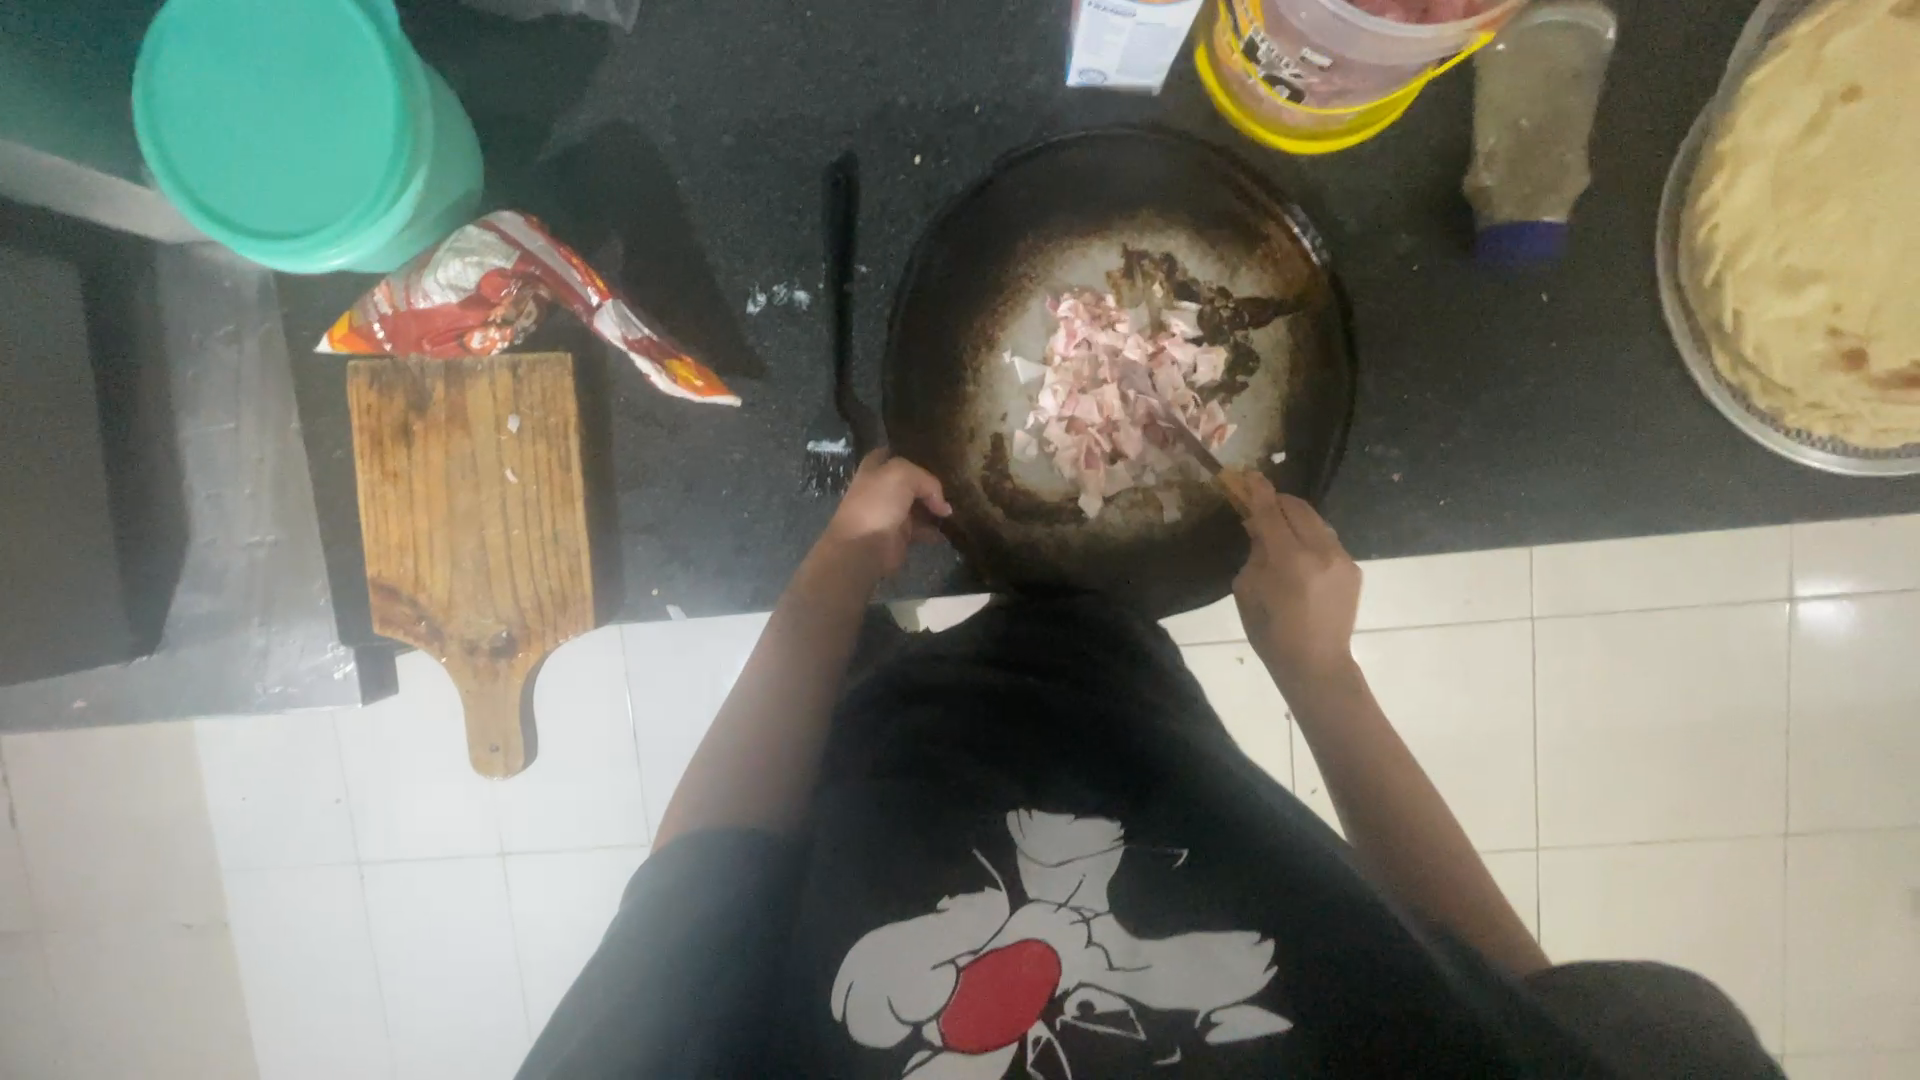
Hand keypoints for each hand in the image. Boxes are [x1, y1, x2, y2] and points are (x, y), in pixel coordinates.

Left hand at [816, 449, 952, 579]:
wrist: (864, 547)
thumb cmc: (878, 503)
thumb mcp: (903, 475)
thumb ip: (926, 480)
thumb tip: (942, 505)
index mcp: (874, 469)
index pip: (892, 454)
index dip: (910, 454)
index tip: (934, 456)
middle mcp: (881, 489)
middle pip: (910, 481)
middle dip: (930, 483)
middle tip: (954, 483)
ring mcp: (890, 513)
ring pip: (918, 506)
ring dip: (936, 507)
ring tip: (956, 507)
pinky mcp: (900, 535)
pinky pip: (923, 529)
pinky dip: (936, 530)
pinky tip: (951, 528)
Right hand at [1231, 471, 1361, 689]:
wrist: (1315, 662)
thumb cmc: (1270, 631)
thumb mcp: (1248, 589)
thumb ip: (1255, 552)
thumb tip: (1260, 527)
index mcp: (1290, 560)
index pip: (1271, 513)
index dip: (1258, 492)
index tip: (1249, 475)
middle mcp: (1321, 552)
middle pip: (1298, 509)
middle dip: (1278, 502)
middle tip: (1260, 504)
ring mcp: (1342, 560)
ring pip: (1316, 522)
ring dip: (1295, 519)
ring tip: (1278, 530)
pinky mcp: (1353, 569)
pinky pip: (1327, 541)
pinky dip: (1309, 538)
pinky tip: (1298, 554)